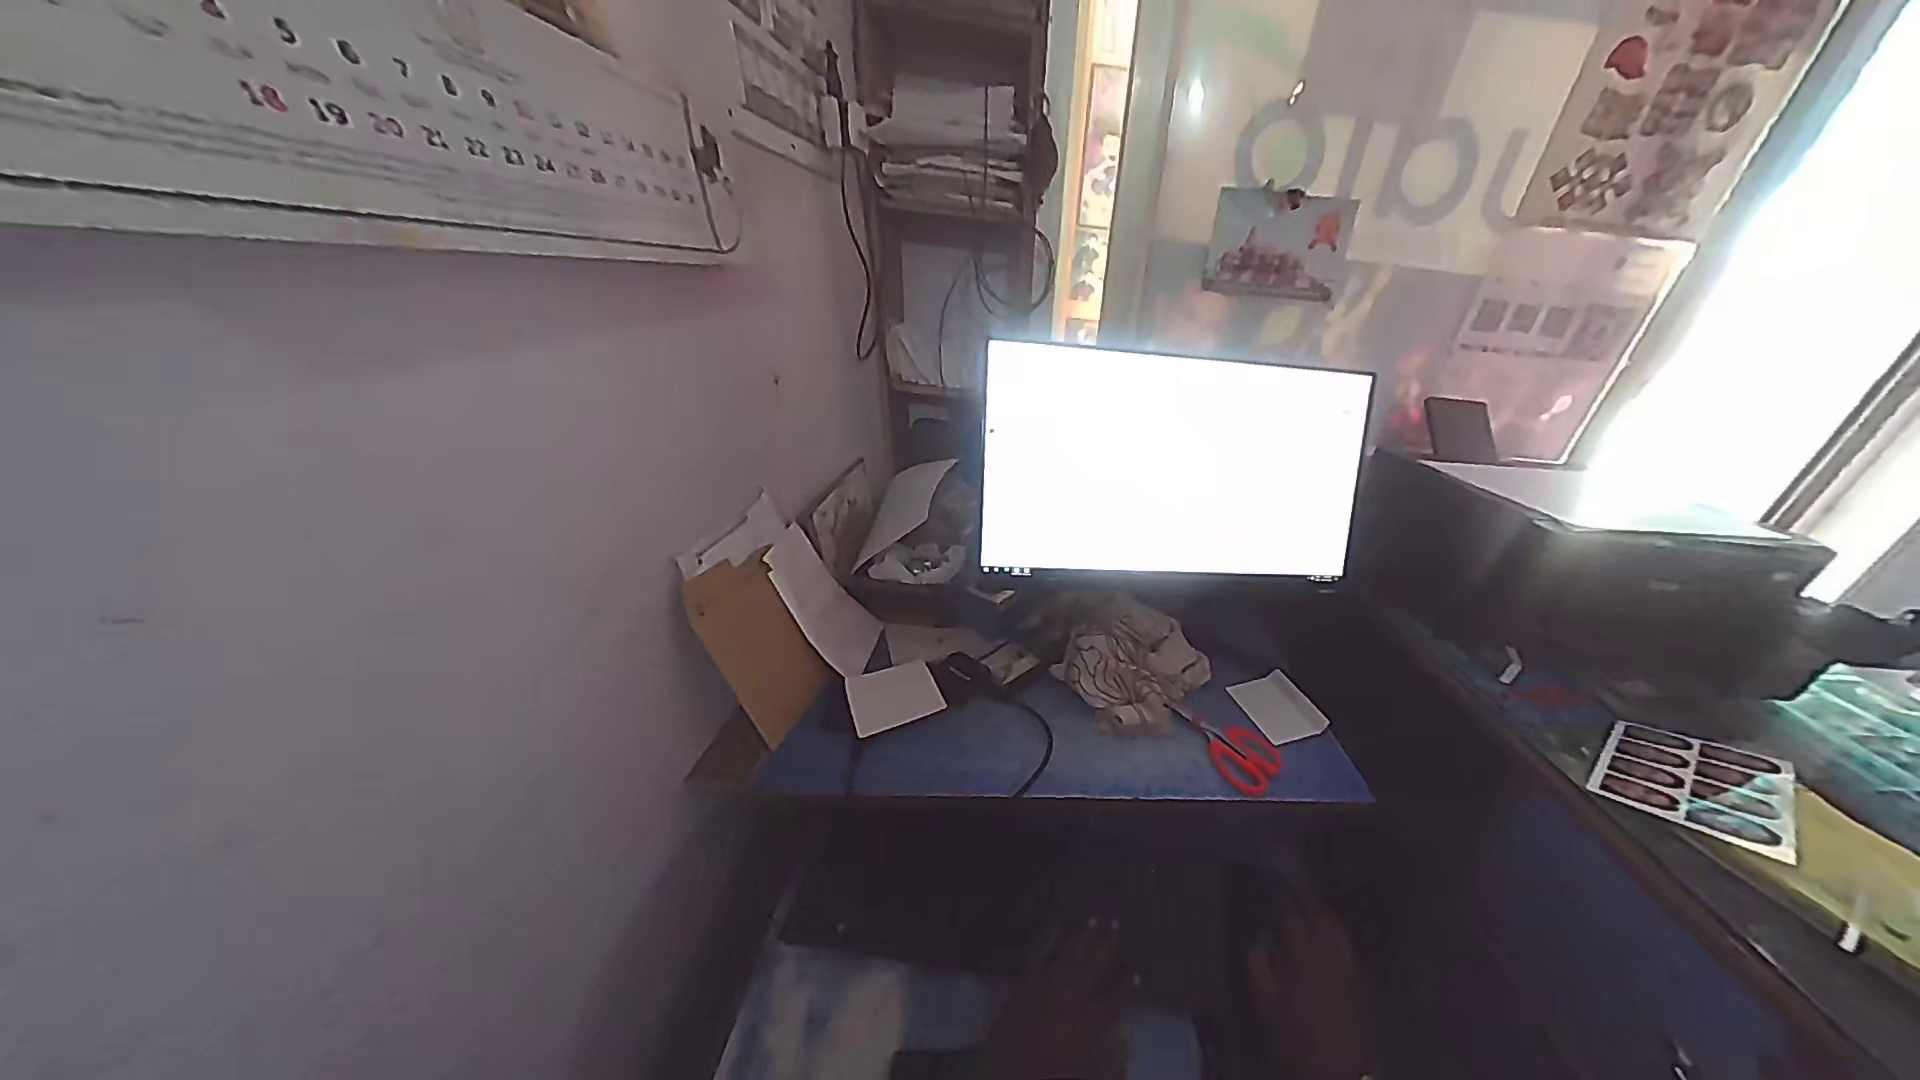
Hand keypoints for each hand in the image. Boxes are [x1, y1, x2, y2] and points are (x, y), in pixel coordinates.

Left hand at [969, 917, 1127, 1079]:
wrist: (1004, 1079)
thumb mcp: (1083, 1077)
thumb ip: (1109, 1063)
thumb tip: (1125, 1039)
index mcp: (1084, 1028)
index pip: (1113, 1003)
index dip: (1129, 989)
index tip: (1140, 974)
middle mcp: (1066, 1002)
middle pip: (1090, 969)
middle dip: (1105, 947)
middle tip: (1117, 925)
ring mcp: (1042, 990)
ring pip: (1066, 958)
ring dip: (1081, 938)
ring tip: (1094, 919)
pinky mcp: (1021, 987)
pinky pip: (1036, 959)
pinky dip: (1046, 942)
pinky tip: (1055, 927)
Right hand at [1244, 902, 1372, 1079]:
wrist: (1335, 1072)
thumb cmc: (1293, 1038)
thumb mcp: (1264, 1004)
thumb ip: (1258, 968)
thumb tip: (1258, 943)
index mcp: (1300, 961)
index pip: (1291, 919)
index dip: (1282, 900)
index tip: (1273, 889)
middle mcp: (1326, 959)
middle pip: (1318, 917)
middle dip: (1304, 897)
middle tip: (1291, 885)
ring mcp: (1346, 969)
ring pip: (1336, 928)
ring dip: (1322, 909)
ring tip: (1310, 899)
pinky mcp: (1357, 980)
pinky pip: (1346, 944)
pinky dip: (1336, 928)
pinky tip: (1330, 927)